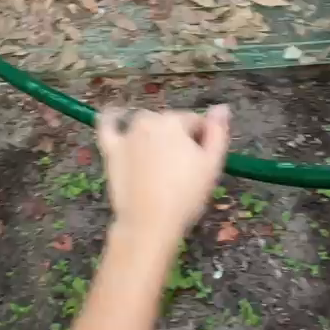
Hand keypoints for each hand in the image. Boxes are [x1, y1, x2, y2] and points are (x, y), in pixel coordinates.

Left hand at [95, 106, 231, 251]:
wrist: (150, 221)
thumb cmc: (185, 195)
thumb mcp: (212, 164)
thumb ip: (218, 132)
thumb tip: (222, 107)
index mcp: (174, 121)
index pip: (195, 122)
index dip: (203, 140)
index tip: (204, 161)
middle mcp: (148, 121)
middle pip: (170, 123)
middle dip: (179, 138)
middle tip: (183, 169)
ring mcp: (127, 135)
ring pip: (144, 125)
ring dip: (154, 134)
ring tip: (161, 162)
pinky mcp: (111, 149)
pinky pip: (107, 126)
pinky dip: (111, 118)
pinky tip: (113, 114)